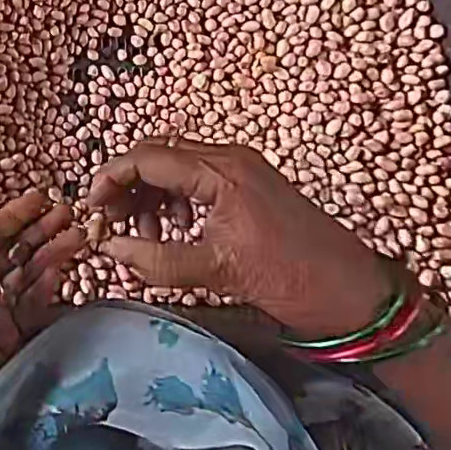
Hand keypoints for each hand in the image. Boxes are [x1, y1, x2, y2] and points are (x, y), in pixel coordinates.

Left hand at [0, 191, 84, 449]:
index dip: (10, 219)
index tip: (38, 199)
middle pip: (10, 256)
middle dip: (38, 233)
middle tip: (68, 213)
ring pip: (25, 280)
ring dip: (49, 258)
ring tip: (76, 237)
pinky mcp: (7, 346)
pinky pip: (30, 314)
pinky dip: (46, 294)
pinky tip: (59, 274)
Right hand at [85, 139, 392, 340]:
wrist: (358, 294)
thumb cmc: (292, 279)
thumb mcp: (216, 271)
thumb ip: (155, 259)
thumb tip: (109, 249)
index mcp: (219, 171)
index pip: (145, 158)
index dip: (110, 180)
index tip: (92, 210)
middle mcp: (228, 158)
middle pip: (156, 155)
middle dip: (126, 186)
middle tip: (112, 224)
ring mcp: (240, 168)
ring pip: (173, 166)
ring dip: (148, 196)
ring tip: (145, 236)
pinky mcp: (247, 183)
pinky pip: (194, 178)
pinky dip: (172, 200)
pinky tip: (173, 231)